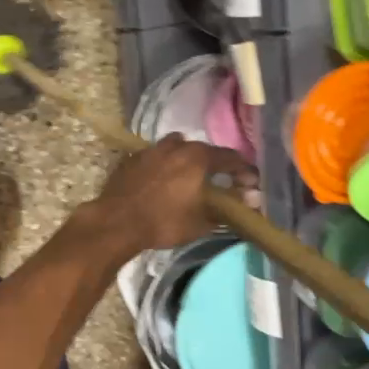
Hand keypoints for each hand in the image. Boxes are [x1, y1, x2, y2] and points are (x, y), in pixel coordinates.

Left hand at [88, 135, 252, 251]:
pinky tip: (161, 180)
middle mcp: (176, 146)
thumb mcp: (203, 221)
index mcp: (198, 157)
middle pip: (203, 150)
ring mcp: (151, 149)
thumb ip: (229, 207)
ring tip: (189, 178)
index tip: (250, 184)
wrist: (117, 222)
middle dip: (215, 165)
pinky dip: (163, 165)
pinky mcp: (131, 158)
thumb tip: (252, 199)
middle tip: (221, 181)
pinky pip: (155, 157)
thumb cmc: (164, 222)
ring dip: (186, 160)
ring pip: (176, 148)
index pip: (231, 158)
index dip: (244, 171)